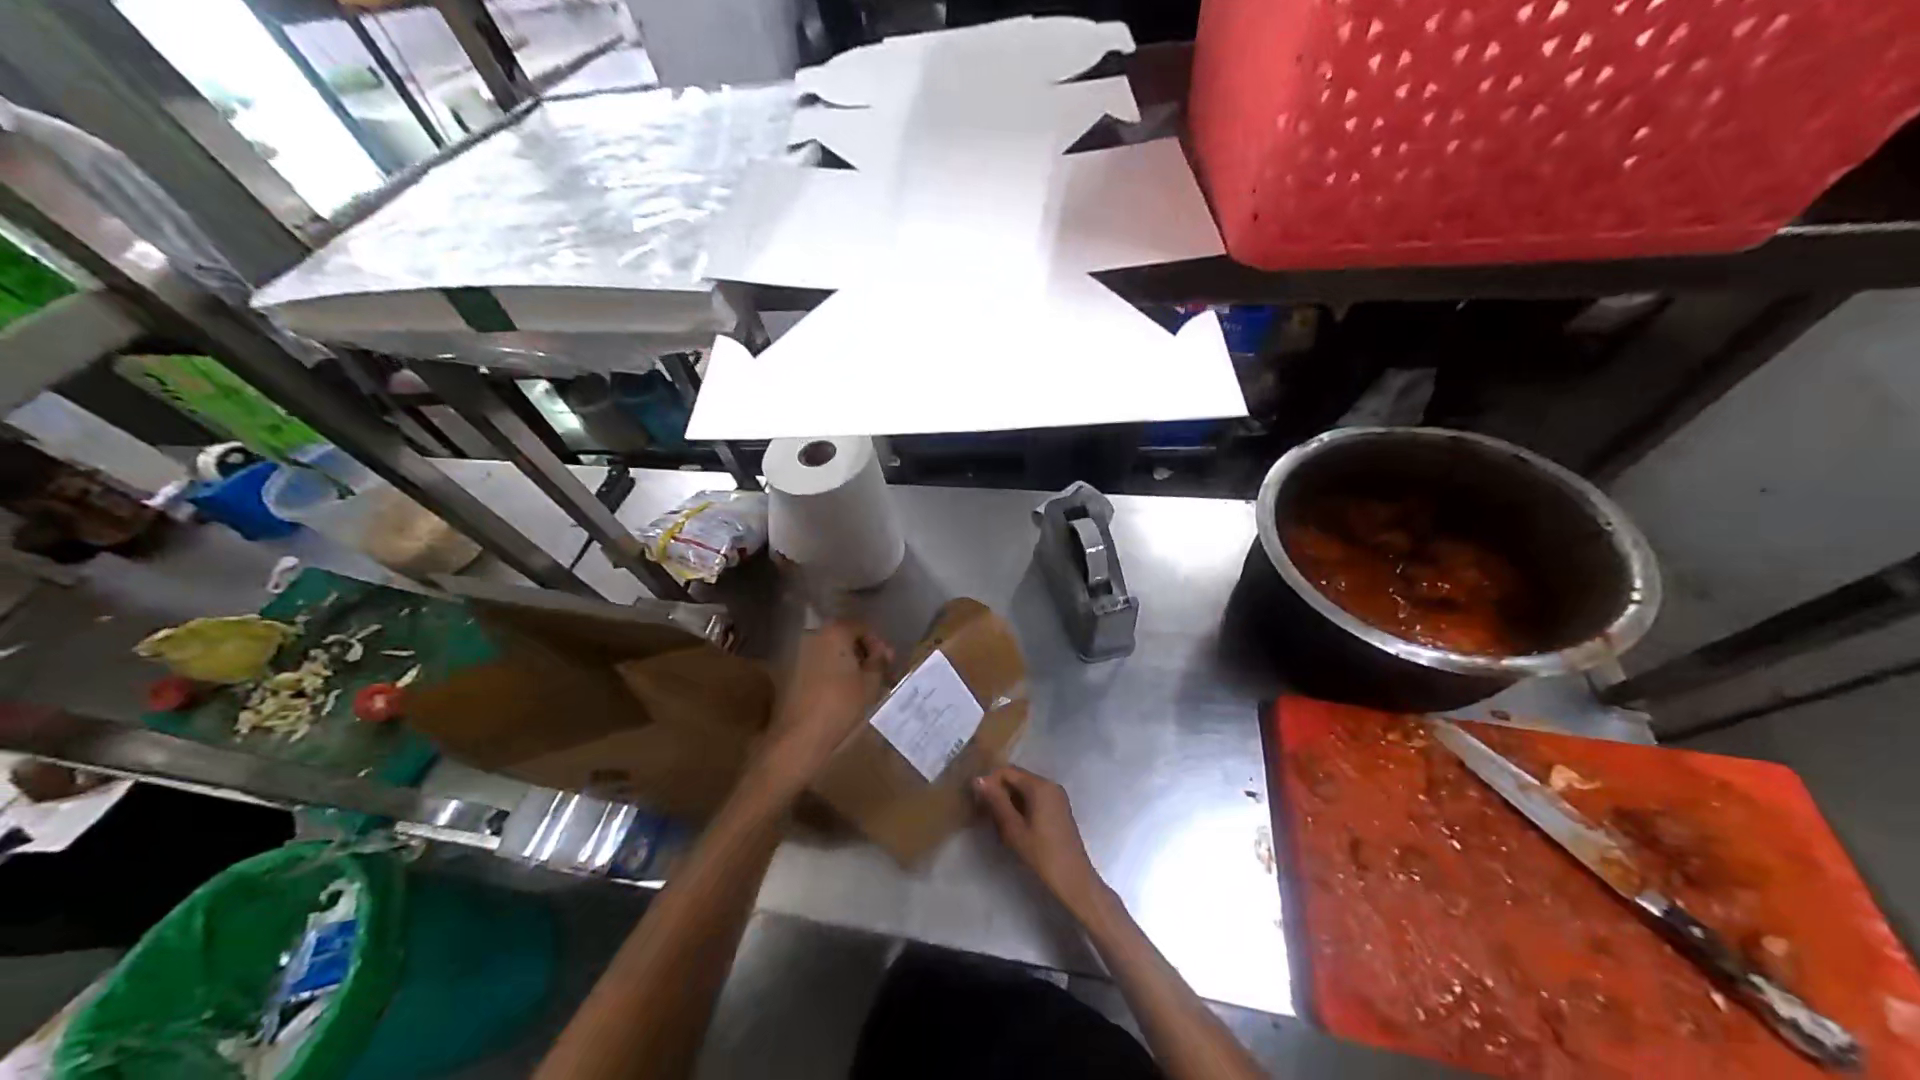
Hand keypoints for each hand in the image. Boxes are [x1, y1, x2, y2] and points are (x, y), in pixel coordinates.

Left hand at [758, 620, 893, 784]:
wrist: (800, 736)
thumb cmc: (840, 705)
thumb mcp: (870, 683)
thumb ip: (879, 661)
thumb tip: (882, 652)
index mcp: (835, 632)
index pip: (863, 627)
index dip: (878, 644)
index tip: (888, 663)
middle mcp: (813, 635)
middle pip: (844, 637)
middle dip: (862, 652)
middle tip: (878, 672)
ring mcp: (798, 652)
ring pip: (830, 651)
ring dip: (847, 662)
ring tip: (862, 683)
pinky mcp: (789, 672)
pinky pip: (817, 664)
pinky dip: (831, 671)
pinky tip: (841, 690)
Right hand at [974, 765, 1109, 918]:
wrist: (1072, 878)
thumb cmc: (1041, 853)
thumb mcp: (1013, 828)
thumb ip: (996, 801)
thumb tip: (978, 779)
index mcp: (1040, 786)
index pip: (1007, 771)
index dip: (990, 782)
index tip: (979, 801)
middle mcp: (1050, 785)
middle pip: (1017, 778)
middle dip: (1000, 792)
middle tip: (986, 814)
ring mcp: (1056, 797)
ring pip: (1025, 789)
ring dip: (1010, 801)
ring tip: (999, 823)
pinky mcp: (1058, 809)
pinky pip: (1035, 798)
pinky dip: (1022, 807)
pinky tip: (1015, 826)